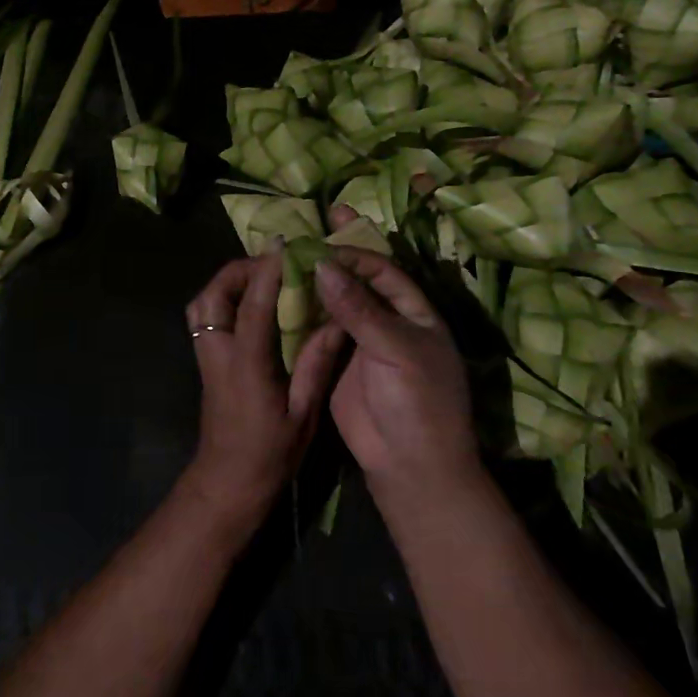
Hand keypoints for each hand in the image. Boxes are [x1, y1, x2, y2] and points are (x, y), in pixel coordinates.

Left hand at [183, 252, 326, 520]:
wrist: (227, 483)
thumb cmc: (269, 454)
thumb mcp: (303, 413)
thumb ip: (316, 365)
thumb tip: (335, 322)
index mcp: (245, 365)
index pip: (253, 306)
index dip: (267, 271)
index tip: (284, 245)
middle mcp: (218, 353)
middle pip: (211, 296)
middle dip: (238, 270)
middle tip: (273, 264)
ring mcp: (206, 357)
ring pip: (202, 304)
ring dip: (228, 283)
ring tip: (263, 279)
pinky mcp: (206, 363)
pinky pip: (206, 318)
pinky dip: (225, 300)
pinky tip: (254, 305)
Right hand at [303, 248, 477, 493]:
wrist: (409, 465)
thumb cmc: (418, 401)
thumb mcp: (396, 349)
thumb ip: (359, 308)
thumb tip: (322, 265)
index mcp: (413, 312)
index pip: (382, 271)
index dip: (354, 254)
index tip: (321, 243)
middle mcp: (386, 321)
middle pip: (356, 282)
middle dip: (334, 256)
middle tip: (304, 231)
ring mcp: (360, 343)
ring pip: (334, 304)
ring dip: (313, 284)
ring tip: (283, 260)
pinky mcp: (337, 364)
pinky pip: (318, 332)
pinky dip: (301, 315)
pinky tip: (278, 298)